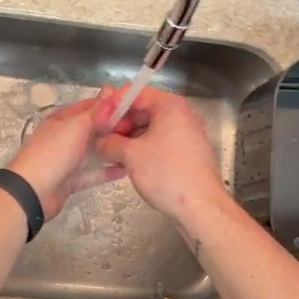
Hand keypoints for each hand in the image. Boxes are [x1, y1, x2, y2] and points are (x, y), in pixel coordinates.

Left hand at [6, 94, 124, 217]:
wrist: (33, 191)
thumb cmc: (54, 152)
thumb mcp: (75, 127)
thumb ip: (95, 113)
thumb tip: (111, 93)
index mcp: (60, 121)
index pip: (87, 107)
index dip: (107, 105)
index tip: (131, 105)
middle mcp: (63, 138)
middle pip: (91, 130)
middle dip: (113, 128)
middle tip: (139, 127)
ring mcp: (66, 160)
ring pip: (92, 152)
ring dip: (111, 149)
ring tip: (135, 147)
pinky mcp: (70, 181)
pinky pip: (91, 174)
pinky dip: (106, 172)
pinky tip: (126, 169)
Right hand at [94, 84, 226, 222]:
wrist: (200, 206)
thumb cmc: (166, 174)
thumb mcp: (131, 155)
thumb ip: (111, 143)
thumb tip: (101, 141)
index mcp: (170, 106)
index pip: (136, 93)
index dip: (114, 104)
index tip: (98, 120)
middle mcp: (181, 115)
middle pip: (144, 110)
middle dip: (121, 124)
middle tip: (102, 139)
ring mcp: (187, 134)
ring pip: (151, 129)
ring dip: (130, 139)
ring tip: (111, 153)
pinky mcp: (187, 153)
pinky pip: (160, 143)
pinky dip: (143, 149)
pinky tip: (128, 163)